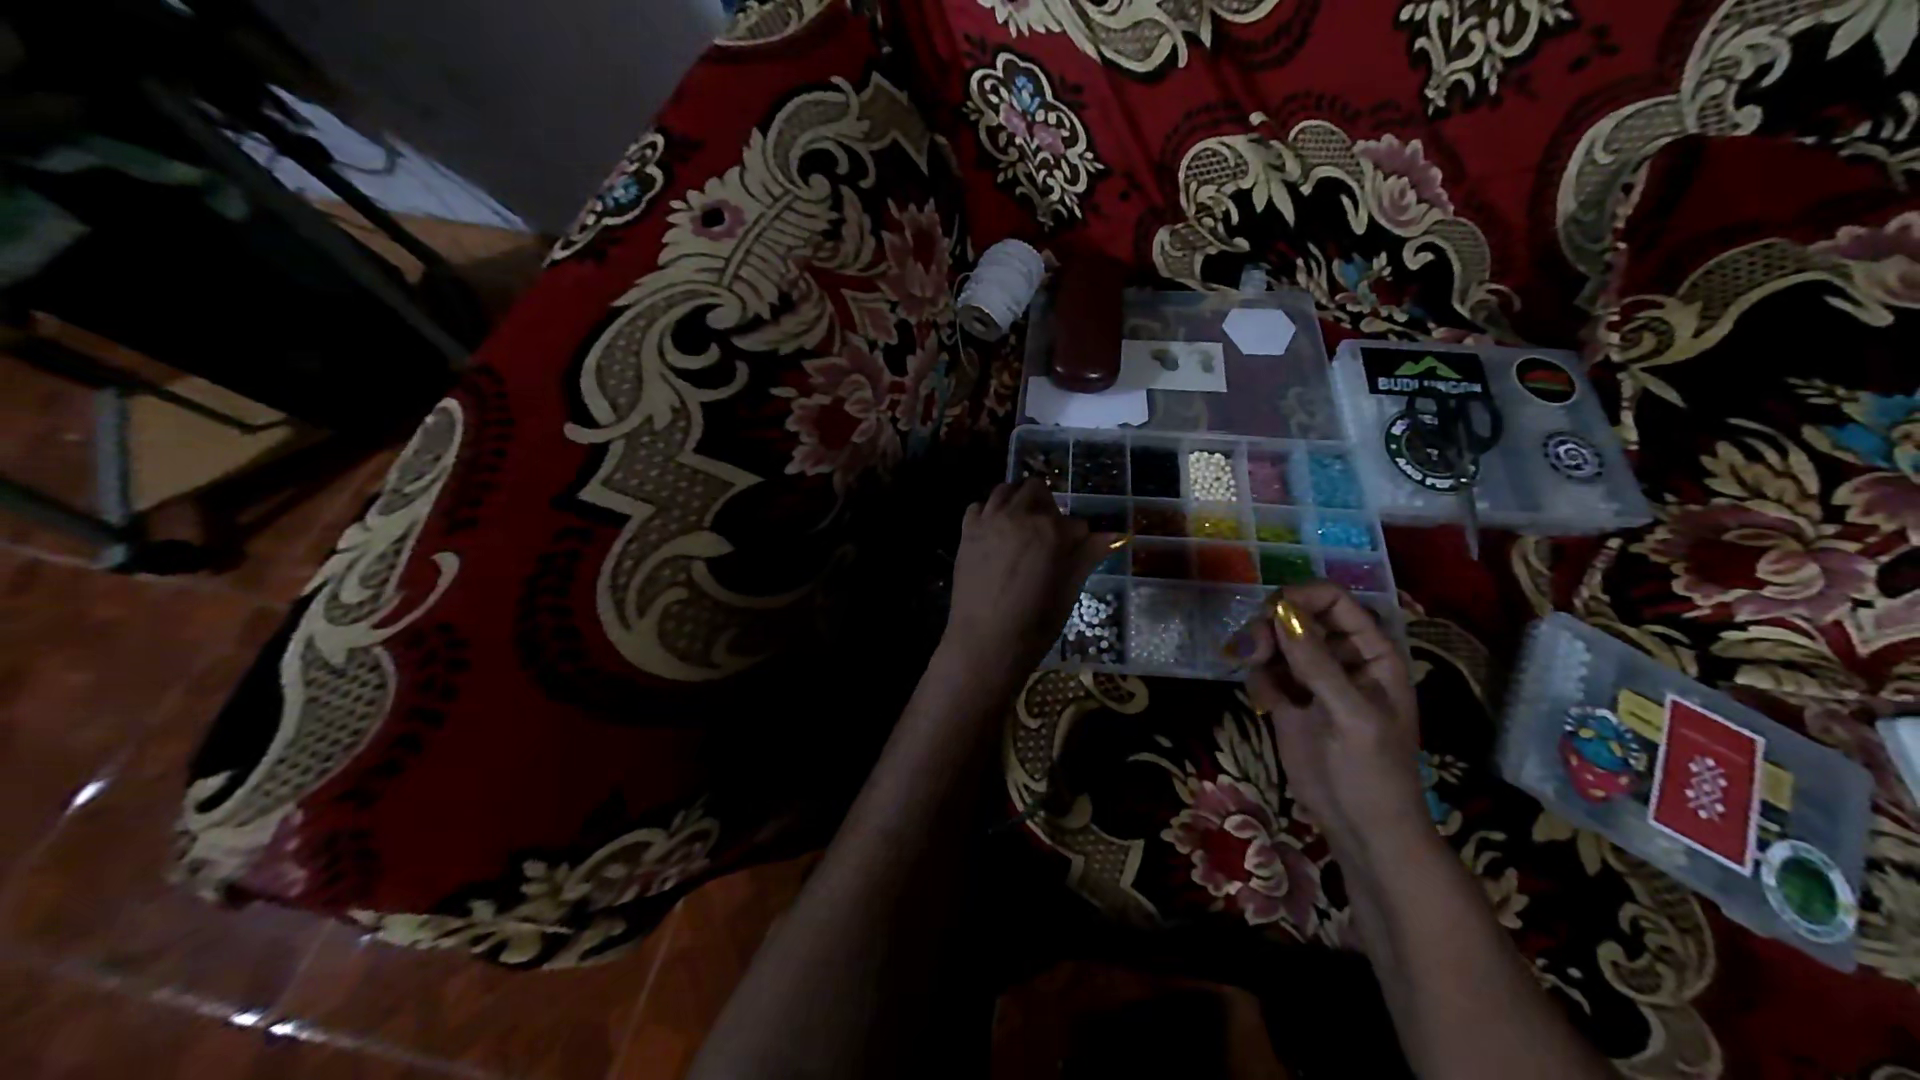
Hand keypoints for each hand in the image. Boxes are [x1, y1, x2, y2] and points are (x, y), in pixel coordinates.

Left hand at [945, 478, 1120, 675]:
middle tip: (1047, 533)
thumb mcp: (1070, 589)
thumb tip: (1115, 535)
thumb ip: (1088, 555)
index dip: (1079, 538)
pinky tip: (994, 532)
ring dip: (1018, 500)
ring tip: (1021, 524)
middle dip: (1047, 506)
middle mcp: (1021, 515)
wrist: (986, 641)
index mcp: (1053, 530)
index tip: (1075, 552)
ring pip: (1006, 490)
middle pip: (1038, 490)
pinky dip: (988, 512)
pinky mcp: (967, 531)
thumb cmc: (1036, 622)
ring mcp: (990, 520)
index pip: (1076, 523)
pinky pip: (978, 506)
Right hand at [1237, 583, 1425, 850]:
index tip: (1272, 610)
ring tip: (1248, 665)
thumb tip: (1282, 614)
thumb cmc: (1374, 773)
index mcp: (1372, 653)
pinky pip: (1264, 672)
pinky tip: (1263, 703)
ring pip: (1276, 641)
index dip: (1303, 597)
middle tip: (1252, 648)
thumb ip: (1318, 665)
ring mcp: (1312, 680)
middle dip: (1272, 624)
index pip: (1336, 603)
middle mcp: (1340, 659)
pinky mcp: (1287, 702)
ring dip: (1258, 647)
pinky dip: (1256, 678)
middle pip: (1298, 617)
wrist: (1361, 829)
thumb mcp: (1352, 717)